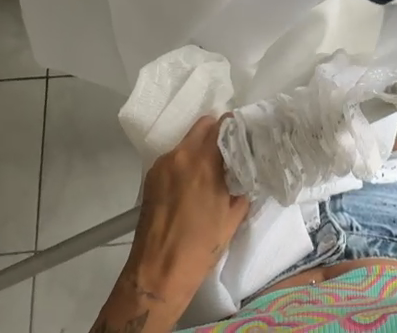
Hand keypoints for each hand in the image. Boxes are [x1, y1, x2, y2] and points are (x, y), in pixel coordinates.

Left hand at [124, 115, 250, 303]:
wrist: (157, 272)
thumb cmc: (200, 247)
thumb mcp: (233, 216)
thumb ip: (242, 184)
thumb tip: (246, 170)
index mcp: (204, 162)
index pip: (224, 124)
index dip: (237, 128)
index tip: (244, 140)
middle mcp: (181, 155)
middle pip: (203, 125)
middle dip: (218, 134)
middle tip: (228, 154)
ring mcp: (163, 164)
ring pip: (187, 141)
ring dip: (200, 149)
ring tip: (209, 173)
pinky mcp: (151, 176)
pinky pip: (174, 158)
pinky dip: (185, 163)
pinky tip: (190, 186)